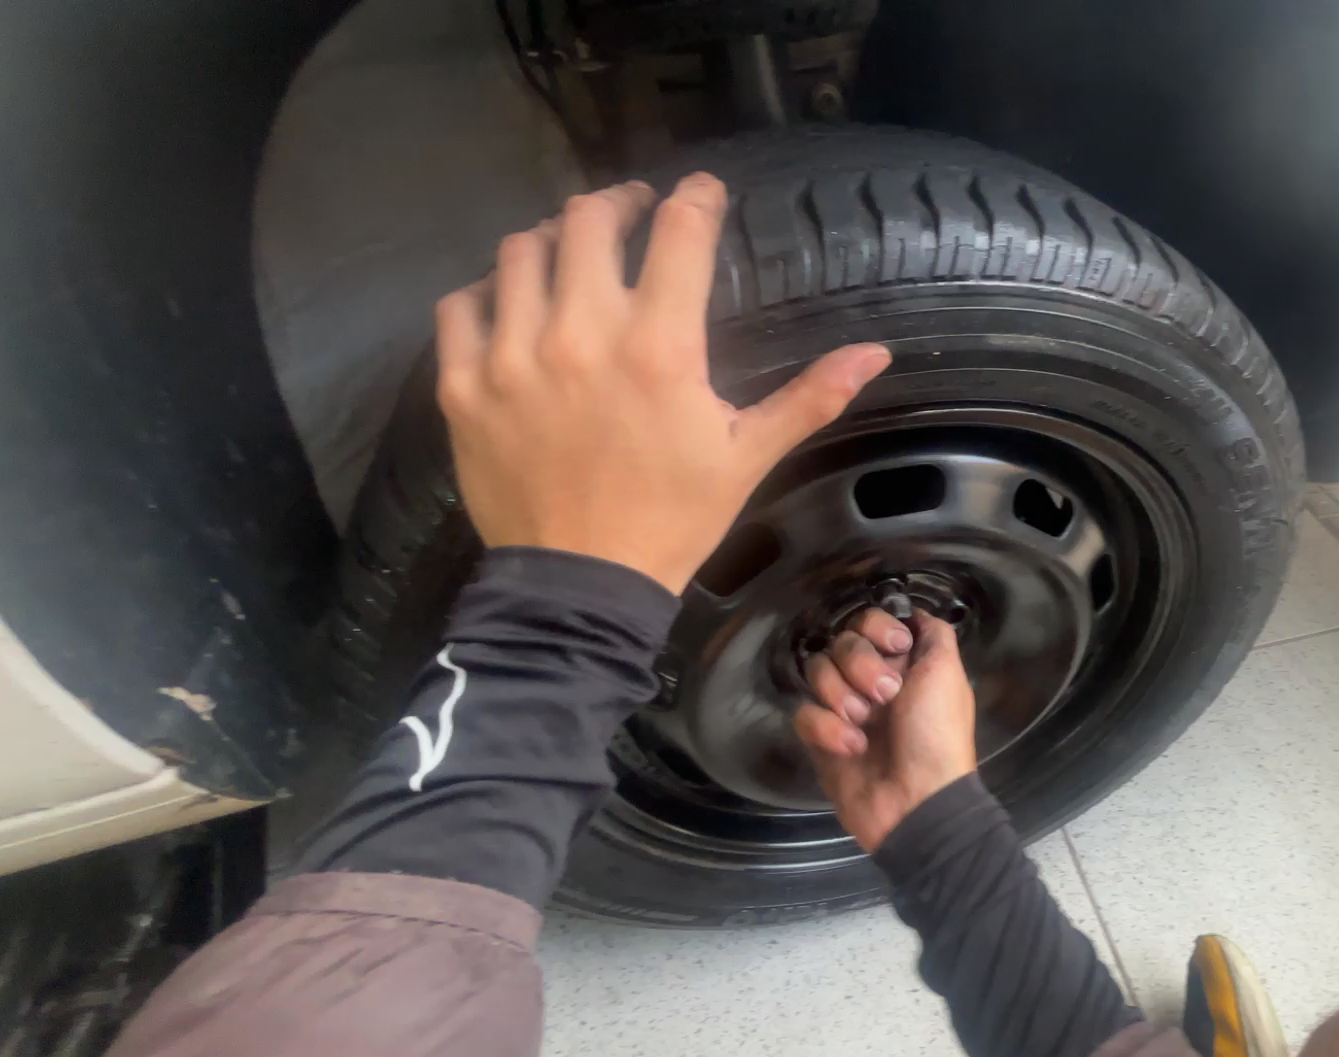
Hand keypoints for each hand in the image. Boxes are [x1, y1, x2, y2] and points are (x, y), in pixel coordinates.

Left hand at [432, 174, 892, 592]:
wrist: (585, 584)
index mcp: (660, 348)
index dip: (696, 199)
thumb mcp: (749, 456)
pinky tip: (513, 304)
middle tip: (635, 212)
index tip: (702, 191)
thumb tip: (877, 353)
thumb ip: (809, 397)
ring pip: (520, 251)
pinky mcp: (462, 385)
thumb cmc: (676, 516)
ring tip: (575, 253)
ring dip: (554, 238)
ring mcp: (511, 355)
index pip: (678, 235)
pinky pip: (463, 303)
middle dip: (619, 203)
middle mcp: (580, 333)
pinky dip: (490, 289)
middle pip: (587, 221)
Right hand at [793, 608, 977, 851]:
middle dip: (861, 667)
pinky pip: (805, 713)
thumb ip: (934, 635)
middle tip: (886, 697)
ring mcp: (844, 708)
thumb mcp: (948, 674)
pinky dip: (828, 729)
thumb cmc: (936, 734)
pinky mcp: (821, 738)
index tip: (896, 647)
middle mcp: (870, 679)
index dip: (877, 629)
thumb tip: (914, 614)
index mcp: (902, 663)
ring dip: (842, 696)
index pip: (868, 622)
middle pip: (841, 643)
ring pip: (818, 672)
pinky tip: (852, 748)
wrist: (918, 801)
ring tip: (865, 724)